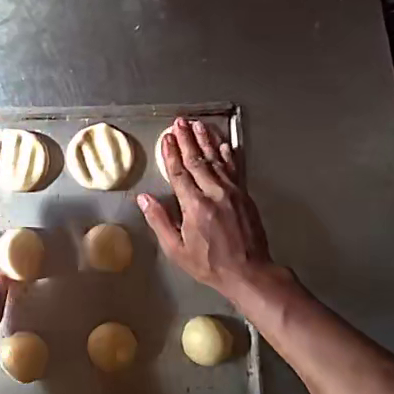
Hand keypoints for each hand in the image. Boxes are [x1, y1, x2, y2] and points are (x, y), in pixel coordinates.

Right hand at [138, 118, 281, 304]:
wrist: (249, 271)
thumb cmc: (210, 265)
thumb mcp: (177, 250)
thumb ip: (160, 221)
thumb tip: (144, 199)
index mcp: (195, 206)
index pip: (179, 173)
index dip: (171, 154)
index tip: (166, 138)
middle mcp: (215, 193)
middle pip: (197, 161)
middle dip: (187, 140)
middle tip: (179, 122)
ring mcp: (233, 192)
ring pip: (217, 160)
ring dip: (206, 141)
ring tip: (198, 125)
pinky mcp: (245, 195)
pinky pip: (234, 169)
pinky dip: (227, 155)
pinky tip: (223, 144)